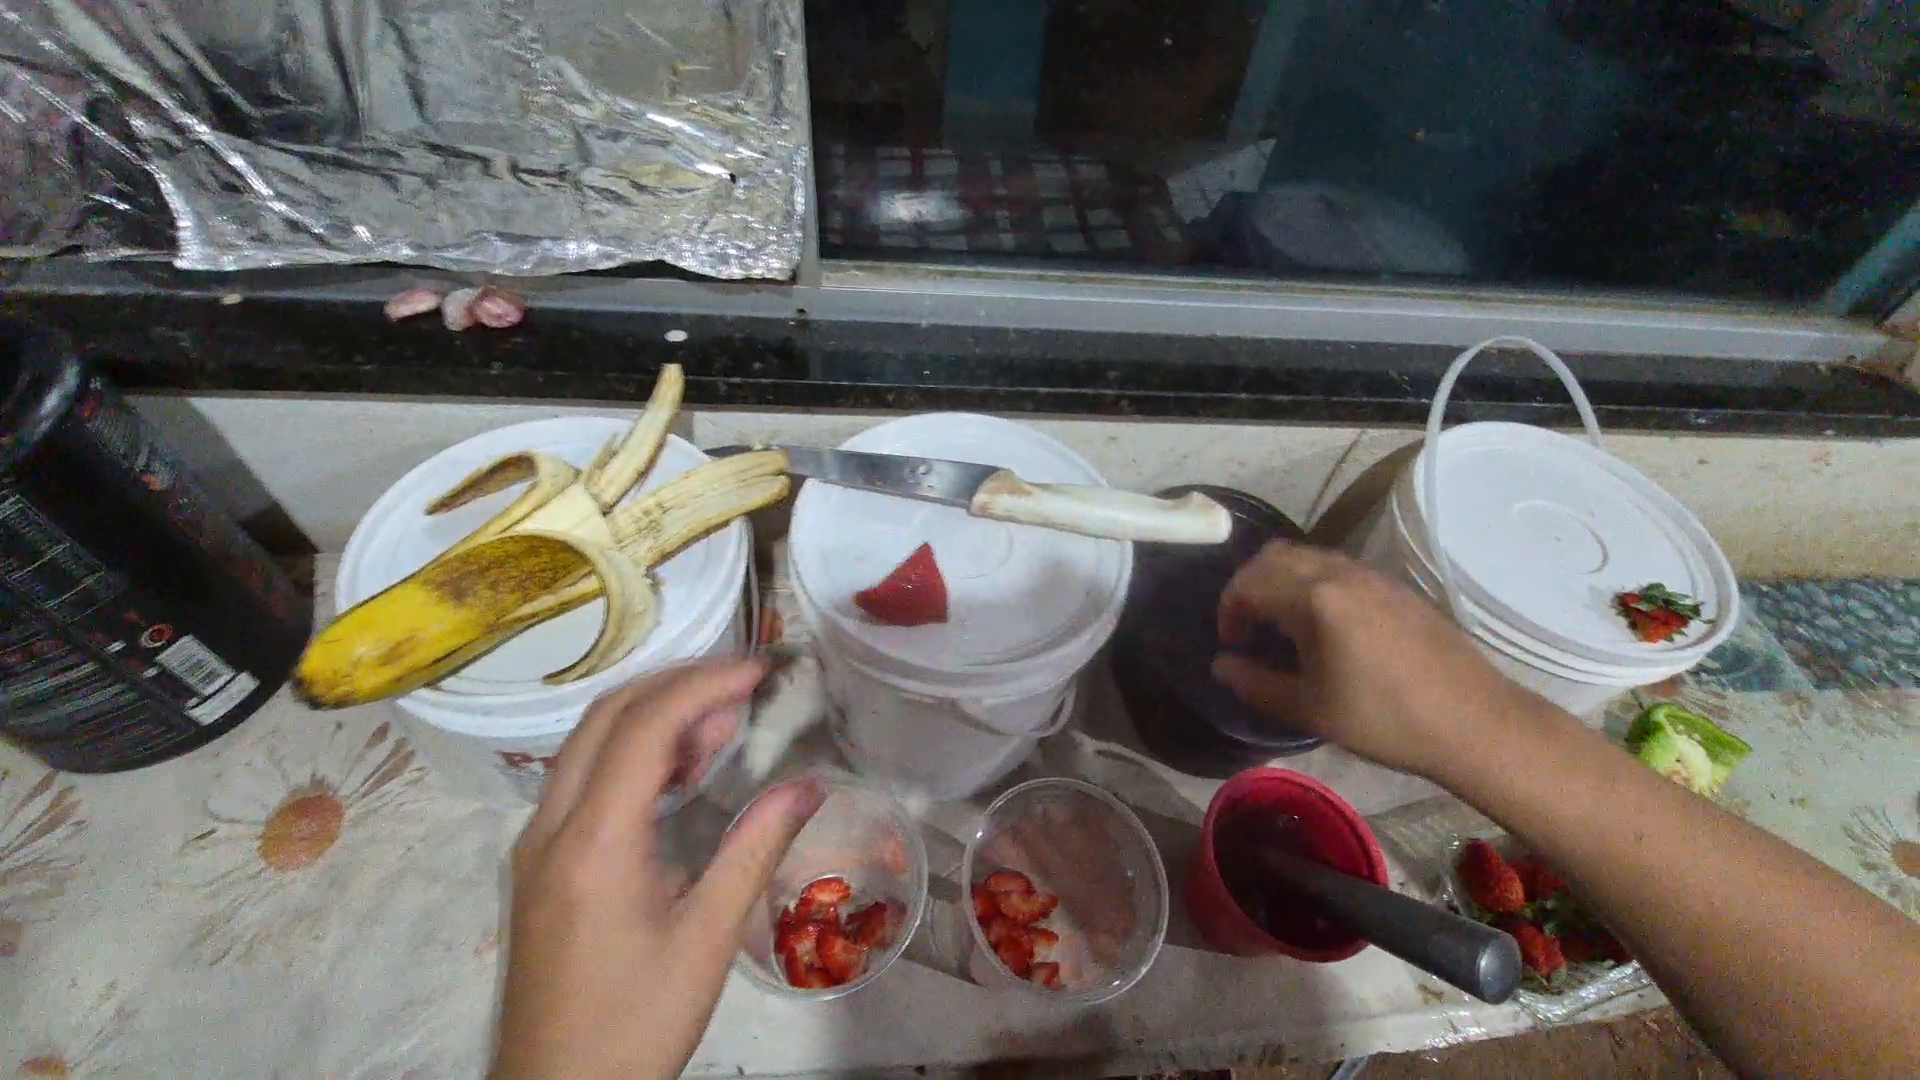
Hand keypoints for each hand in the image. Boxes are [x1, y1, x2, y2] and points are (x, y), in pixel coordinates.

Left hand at [490, 661, 824, 1079]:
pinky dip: (637, 750)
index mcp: (594, 842)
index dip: (704, 685)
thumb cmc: (635, 1022)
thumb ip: (757, 848)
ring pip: (591, 740)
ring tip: (724, 724)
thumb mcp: (709, 938)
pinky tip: (684, 769)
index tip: (759, 671)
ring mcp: (539, 841)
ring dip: (656, 714)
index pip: (644, 727)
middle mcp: (552, 826)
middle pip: (607, 716)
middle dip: (678, 684)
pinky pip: (587, 774)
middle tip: (744, 686)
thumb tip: (812, 783)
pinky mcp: (543, 858)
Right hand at [1212, 541, 1533, 778]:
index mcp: (1315, 598)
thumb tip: (1221, 665)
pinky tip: (1323, 624)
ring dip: (1280, 581)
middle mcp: (1340, 574)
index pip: (1249, 584)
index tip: (1232, 646)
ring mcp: (1372, 576)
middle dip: (1248, 587)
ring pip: (1306, 556)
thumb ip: (1254, 683)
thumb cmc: (1385, 720)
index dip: (1229, 611)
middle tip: (1248, 628)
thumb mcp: (1308, 708)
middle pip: (1273, 557)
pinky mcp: (1395, 587)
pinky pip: (1336, 567)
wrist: (1476, 724)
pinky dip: (1311, 582)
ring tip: (1282, 624)